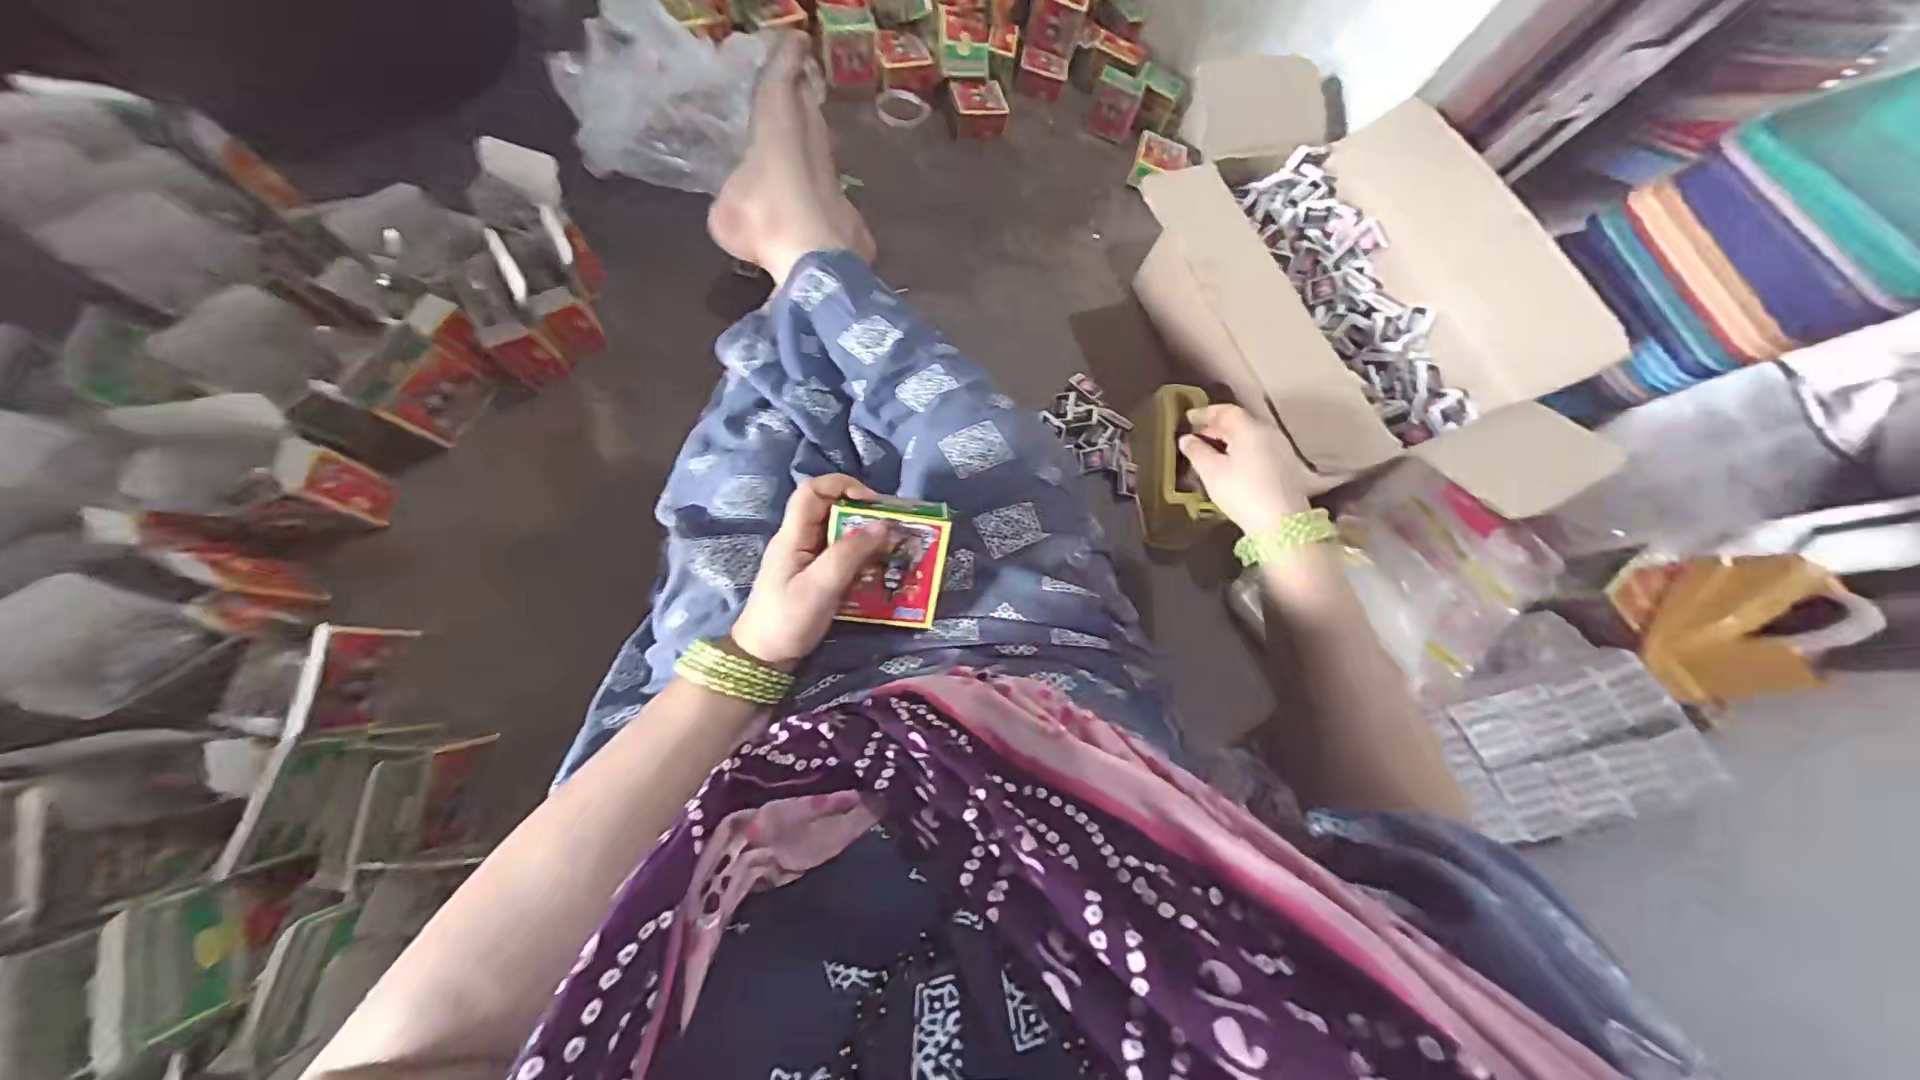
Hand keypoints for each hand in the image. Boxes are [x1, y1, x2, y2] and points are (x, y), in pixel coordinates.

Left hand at [730, 474, 892, 668]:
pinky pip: (841, 558)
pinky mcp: (814, 578)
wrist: (763, 659)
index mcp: (793, 535)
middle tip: (895, 530)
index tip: (874, 504)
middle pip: (831, 511)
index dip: (843, 486)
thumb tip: (883, 525)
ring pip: (839, 535)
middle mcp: (799, 541)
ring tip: (894, 551)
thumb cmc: (788, 620)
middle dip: (865, 516)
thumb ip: (851, 553)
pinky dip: (862, 560)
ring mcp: (806, 560)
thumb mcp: (821, 585)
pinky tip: (880, 572)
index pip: (813, 490)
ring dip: (867, 539)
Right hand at [1178, 404, 1311, 533]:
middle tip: (1195, 437)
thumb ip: (1196, 451)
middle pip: (1239, 422)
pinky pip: (1258, 448)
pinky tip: (1230, 464)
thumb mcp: (1211, 472)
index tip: (1188, 417)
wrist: (1280, 522)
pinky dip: (1240, 450)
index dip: (1205, 413)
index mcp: (1250, 430)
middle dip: (1215, 427)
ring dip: (1228, 439)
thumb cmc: (1242, 492)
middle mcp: (1268, 433)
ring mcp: (1280, 449)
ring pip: (1249, 436)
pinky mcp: (1285, 465)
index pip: (1226, 411)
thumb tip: (1187, 439)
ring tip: (1210, 452)